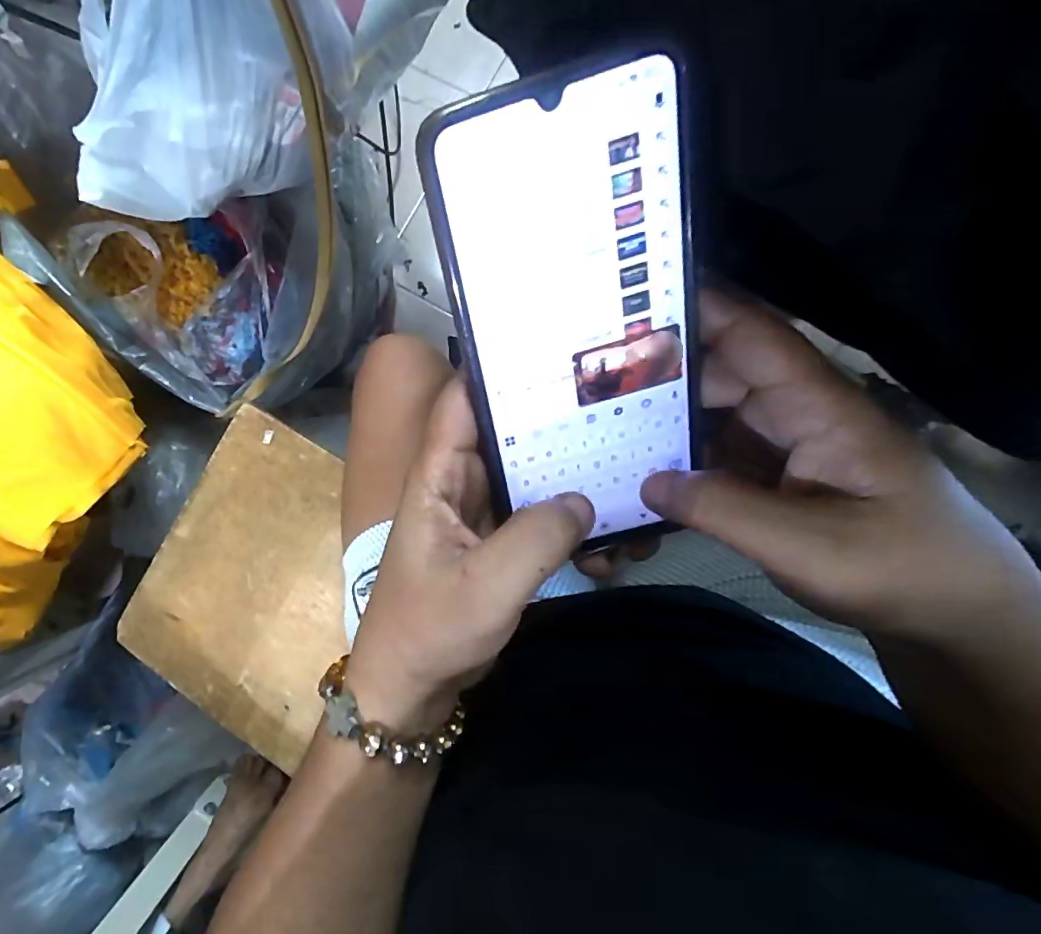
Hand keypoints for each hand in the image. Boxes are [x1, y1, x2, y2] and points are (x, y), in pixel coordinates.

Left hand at [349, 380, 594, 729]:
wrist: (412, 692)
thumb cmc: (430, 631)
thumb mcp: (485, 585)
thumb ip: (537, 537)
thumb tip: (586, 499)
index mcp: (440, 475)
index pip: (464, 399)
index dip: (500, 368)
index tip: (556, 350)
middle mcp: (463, 482)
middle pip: (512, 432)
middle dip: (559, 422)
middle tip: (617, 406)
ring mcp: (486, 513)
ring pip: (535, 474)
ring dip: (576, 476)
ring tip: (628, 476)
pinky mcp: (503, 542)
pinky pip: (544, 515)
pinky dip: (575, 521)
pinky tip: (611, 538)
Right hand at [639, 289, 1040, 645]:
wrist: (963, 617)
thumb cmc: (906, 569)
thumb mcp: (812, 547)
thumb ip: (726, 510)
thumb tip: (650, 482)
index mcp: (817, 404)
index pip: (751, 334)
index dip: (695, 307)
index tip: (627, 301)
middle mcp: (796, 412)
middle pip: (718, 374)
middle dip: (658, 374)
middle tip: (586, 385)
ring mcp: (787, 448)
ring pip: (714, 417)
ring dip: (666, 425)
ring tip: (602, 431)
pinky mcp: (780, 481)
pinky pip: (721, 460)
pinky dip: (685, 466)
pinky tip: (643, 479)